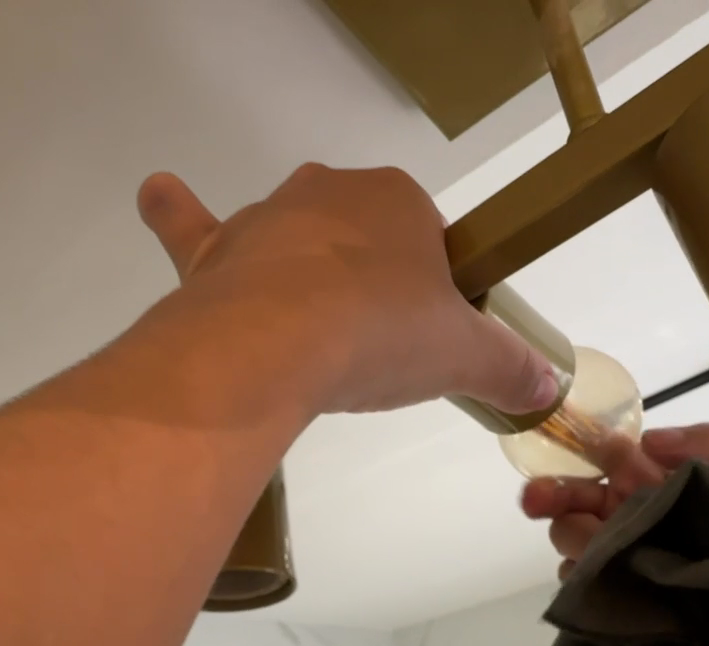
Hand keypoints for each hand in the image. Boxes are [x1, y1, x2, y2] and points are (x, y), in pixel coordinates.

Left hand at [137, 166, 558, 416]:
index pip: (425, 240)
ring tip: (307, 337)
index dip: (427, 292)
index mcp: (398, 202)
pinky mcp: (213, 250)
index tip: (419, 340)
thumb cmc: (382, 334)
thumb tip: (548, 390)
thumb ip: (510, 368)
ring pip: (289, 238)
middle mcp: (330, 192)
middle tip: (368, 349)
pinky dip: (176, 213)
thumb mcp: (464, 357)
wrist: (281, 343)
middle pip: (356, 238)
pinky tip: (160, 194)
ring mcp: (267, 218)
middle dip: (366, 285)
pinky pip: (188, 223)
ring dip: (299, 276)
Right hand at [521, 423, 708, 577]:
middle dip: (550, 495)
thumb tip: (647, 441)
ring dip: (575, 537)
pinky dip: (581, 576)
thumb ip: (706, 444)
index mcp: (641, 479)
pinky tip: (600, 577)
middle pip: (569, 498)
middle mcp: (617, 512)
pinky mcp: (604, 587)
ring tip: (600, 548)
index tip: (576, 454)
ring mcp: (608, 550)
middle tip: (533, 500)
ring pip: (567, 536)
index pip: (600, 457)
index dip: (584, 452)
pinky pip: (577, 578)